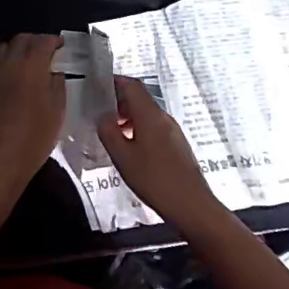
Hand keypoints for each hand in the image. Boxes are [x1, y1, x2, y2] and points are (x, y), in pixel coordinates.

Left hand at [0, 33, 65, 185]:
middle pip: (22, 39)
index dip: (54, 41)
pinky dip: (6, 62)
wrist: (0, 154)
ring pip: (5, 48)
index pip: (43, 41)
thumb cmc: (35, 135)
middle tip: (47, 52)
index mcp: (32, 66)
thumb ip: (57, 84)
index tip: (62, 46)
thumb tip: (55, 70)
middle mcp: (10, 63)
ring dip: (19, 49)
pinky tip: (14, 76)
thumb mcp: (57, 110)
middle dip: (36, 41)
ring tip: (30, 63)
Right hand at [97, 76, 223, 230]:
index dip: (113, 82)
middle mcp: (163, 118)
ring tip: (111, 134)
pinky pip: (154, 128)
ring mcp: (173, 131)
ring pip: (146, 115)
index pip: (132, 85)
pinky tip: (130, 149)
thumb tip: (103, 116)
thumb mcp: (122, 156)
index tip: (96, 87)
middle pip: (139, 99)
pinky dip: (138, 130)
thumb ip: (108, 131)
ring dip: (127, 118)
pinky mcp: (177, 145)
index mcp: (150, 115)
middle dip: (118, 102)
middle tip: (98, 114)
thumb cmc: (154, 179)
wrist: (193, 207)